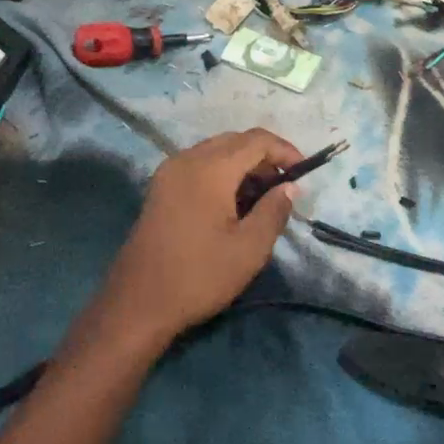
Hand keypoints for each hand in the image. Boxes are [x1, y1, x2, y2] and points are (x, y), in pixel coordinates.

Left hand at [85, 129, 304, 355]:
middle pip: (235, 141)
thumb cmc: (199, 276)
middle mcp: (186, 160)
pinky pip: (199, 166)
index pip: (256, 140)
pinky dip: (222, 175)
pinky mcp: (160, 189)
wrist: (139, 303)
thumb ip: (274, 210)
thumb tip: (289, 187)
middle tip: (284, 189)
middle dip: (264, 159)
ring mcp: (168, 173)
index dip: (285, 151)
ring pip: (216, 152)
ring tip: (262, 200)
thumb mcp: (250, 248)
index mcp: (210, 169)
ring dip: (243, 167)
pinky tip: (233, 205)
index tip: (304, 174)